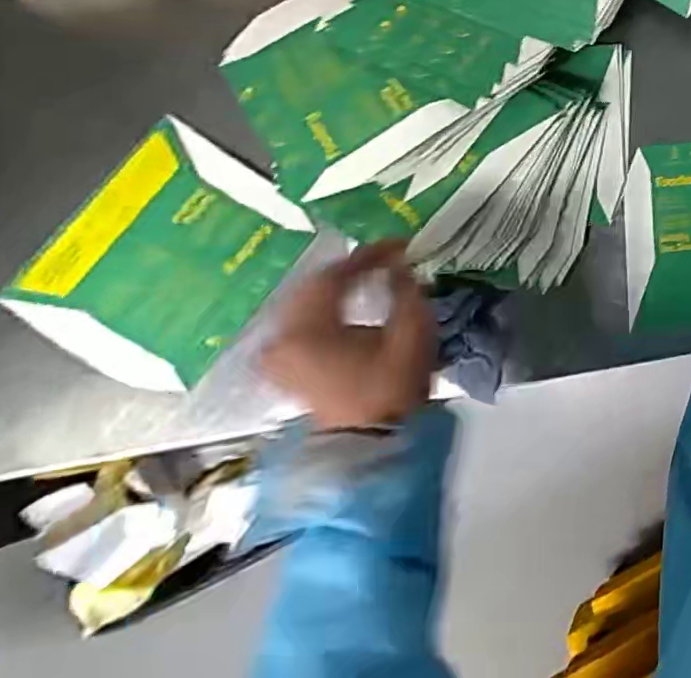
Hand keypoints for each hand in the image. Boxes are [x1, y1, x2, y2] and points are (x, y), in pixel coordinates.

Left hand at [262, 240, 435, 429]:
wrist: (372, 443)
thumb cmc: (392, 390)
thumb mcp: (411, 335)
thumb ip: (405, 291)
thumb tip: (400, 263)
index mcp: (309, 330)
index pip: (336, 275)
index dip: (369, 256)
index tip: (398, 246)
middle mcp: (283, 338)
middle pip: (314, 284)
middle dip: (351, 268)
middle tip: (384, 257)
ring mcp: (279, 354)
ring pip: (305, 300)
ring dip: (335, 285)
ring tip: (367, 275)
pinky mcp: (284, 366)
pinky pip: (299, 319)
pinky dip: (322, 306)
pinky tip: (344, 301)